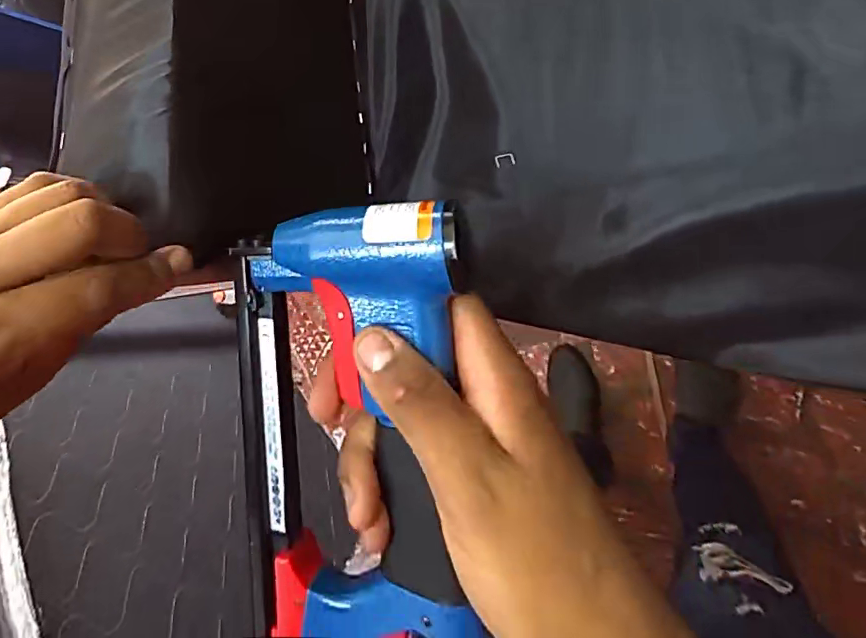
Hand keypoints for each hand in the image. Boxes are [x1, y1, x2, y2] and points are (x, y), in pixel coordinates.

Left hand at [0, 173, 191, 469]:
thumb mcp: (25, 382)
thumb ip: (82, 321)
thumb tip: (136, 280)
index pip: (92, 288)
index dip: (147, 275)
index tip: (178, 264)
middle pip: (79, 223)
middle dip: (129, 233)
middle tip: (143, 252)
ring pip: (59, 193)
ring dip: (103, 207)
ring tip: (113, 233)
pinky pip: (29, 187)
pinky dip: (68, 193)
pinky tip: (78, 214)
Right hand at [312, 295, 689, 637]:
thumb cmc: (538, 562)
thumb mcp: (468, 478)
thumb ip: (419, 403)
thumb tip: (372, 338)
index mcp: (494, 380)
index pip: (444, 305)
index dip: (397, 304)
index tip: (346, 331)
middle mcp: (484, 399)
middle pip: (410, 360)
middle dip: (364, 390)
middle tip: (328, 417)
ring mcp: (476, 439)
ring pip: (403, 413)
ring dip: (370, 455)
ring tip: (364, 512)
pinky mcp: (468, 476)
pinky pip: (413, 456)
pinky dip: (387, 484)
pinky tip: (377, 526)